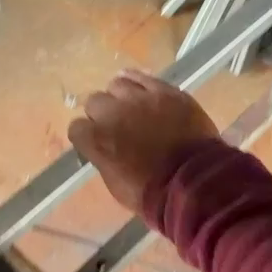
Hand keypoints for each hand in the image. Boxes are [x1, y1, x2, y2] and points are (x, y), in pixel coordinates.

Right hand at [69, 70, 218, 209]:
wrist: (195, 183)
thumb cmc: (153, 193)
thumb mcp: (116, 184)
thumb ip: (104, 158)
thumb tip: (105, 149)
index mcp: (97, 139)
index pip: (77, 128)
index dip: (86, 136)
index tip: (95, 143)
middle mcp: (113, 112)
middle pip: (94, 101)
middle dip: (101, 114)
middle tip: (116, 125)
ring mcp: (141, 98)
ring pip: (118, 84)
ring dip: (120, 97)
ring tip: (131, 106)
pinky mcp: (165, 91)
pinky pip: (143, 77)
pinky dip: (138, 82)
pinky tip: (140, 89)